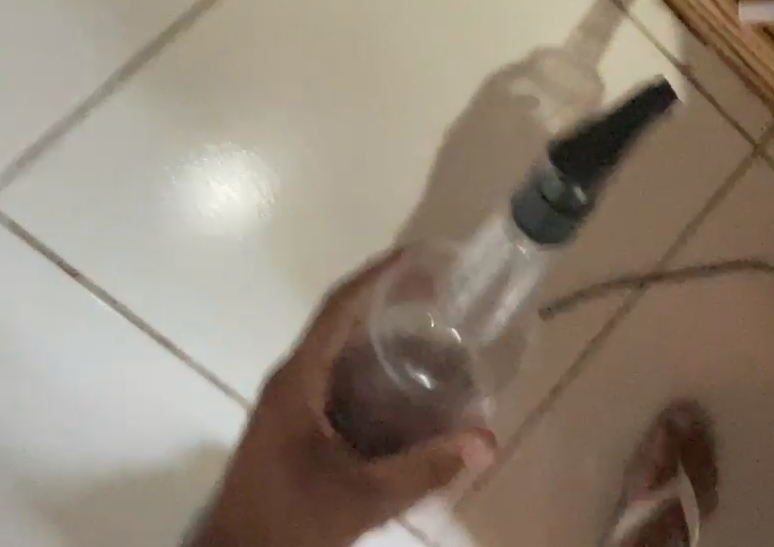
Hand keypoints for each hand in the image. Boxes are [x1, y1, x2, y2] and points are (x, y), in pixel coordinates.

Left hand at [193, 253, 496, 546]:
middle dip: (397, 305)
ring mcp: (293, 404)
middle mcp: (294, 380)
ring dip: (391, 342)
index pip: (340, 306)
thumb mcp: (360, 499)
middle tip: (447, 297)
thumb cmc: (286, 526)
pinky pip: (345, 383)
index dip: (379, 274)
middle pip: (348, 324)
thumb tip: (488, 441)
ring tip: (442, 340)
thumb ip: (425, 469)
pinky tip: (415, 391)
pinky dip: (380, 374)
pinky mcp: (298, 427)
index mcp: (299, 379)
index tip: (419, 255)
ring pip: (348, 355)